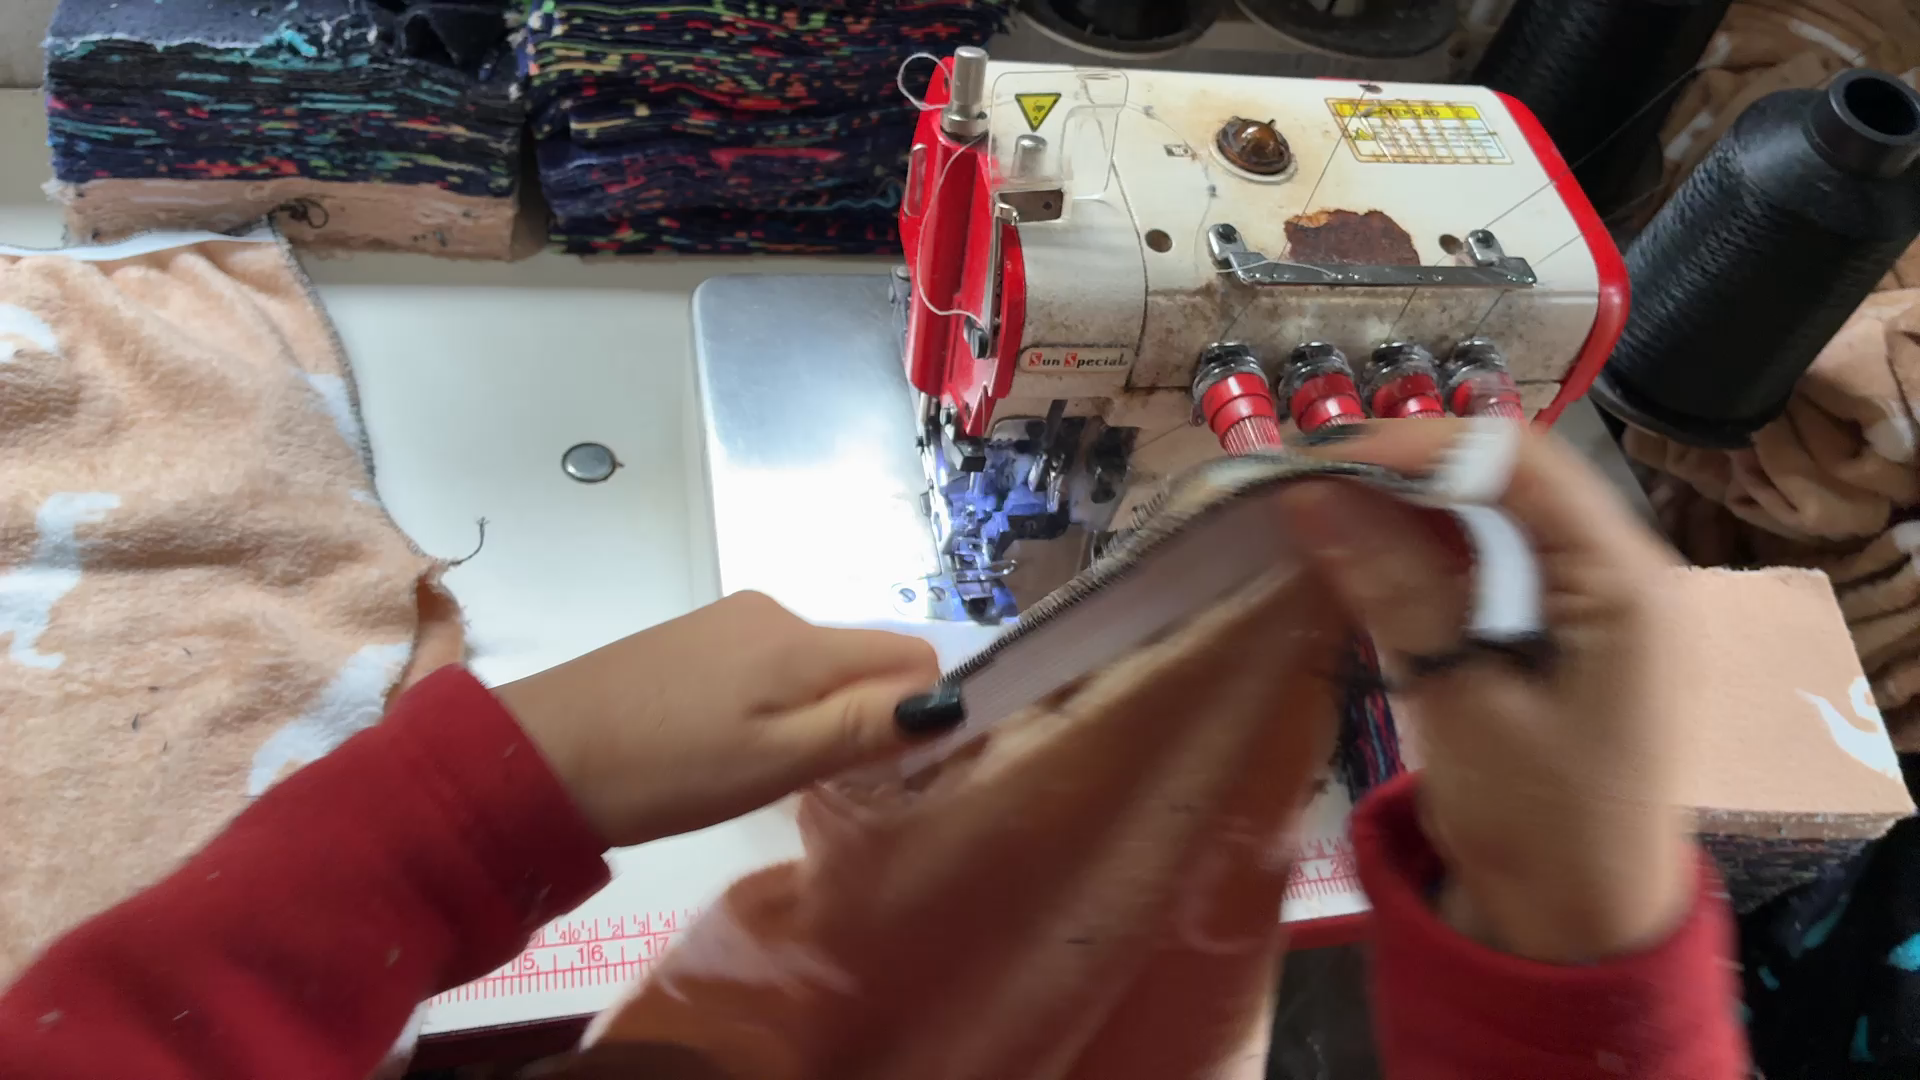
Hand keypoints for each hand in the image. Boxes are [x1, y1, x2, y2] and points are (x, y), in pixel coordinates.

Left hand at [496, 592, 939, 847]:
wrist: (539, 755)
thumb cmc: (670, 768)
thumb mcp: (778, 760)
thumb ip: (864, 725)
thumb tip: (944, 700)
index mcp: (804, 641)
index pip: (911, 654)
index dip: (920, 706)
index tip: (890, 760)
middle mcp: (779, 611)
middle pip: (864, 657)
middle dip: (867, 710)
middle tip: (822, 772)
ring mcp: (736, 618)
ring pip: (819, 661)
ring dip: (819, 706)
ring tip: (767, 759)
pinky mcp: (704, 633)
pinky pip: (775, 660)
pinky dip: (778, 697)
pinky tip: (731, 734)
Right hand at [1275, 421, 1692, 962]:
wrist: (1569, 909)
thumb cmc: (1537, 818)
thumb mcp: (1462, 698)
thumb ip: (1396, 588)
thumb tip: (1310, 496)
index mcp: (1618, 580)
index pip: (1517, 463)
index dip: (1414, 445)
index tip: (1317, 462)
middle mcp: (1602, 565)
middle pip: (1494, 476)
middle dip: (1392, 467)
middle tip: (1296, 479)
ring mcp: (1565, 591)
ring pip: (1470, 511)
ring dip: (1388, 501)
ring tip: (1308, 503)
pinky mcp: (1526, 617)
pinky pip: (1460, 553)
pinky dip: (1398, 543)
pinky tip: (1347, 544)